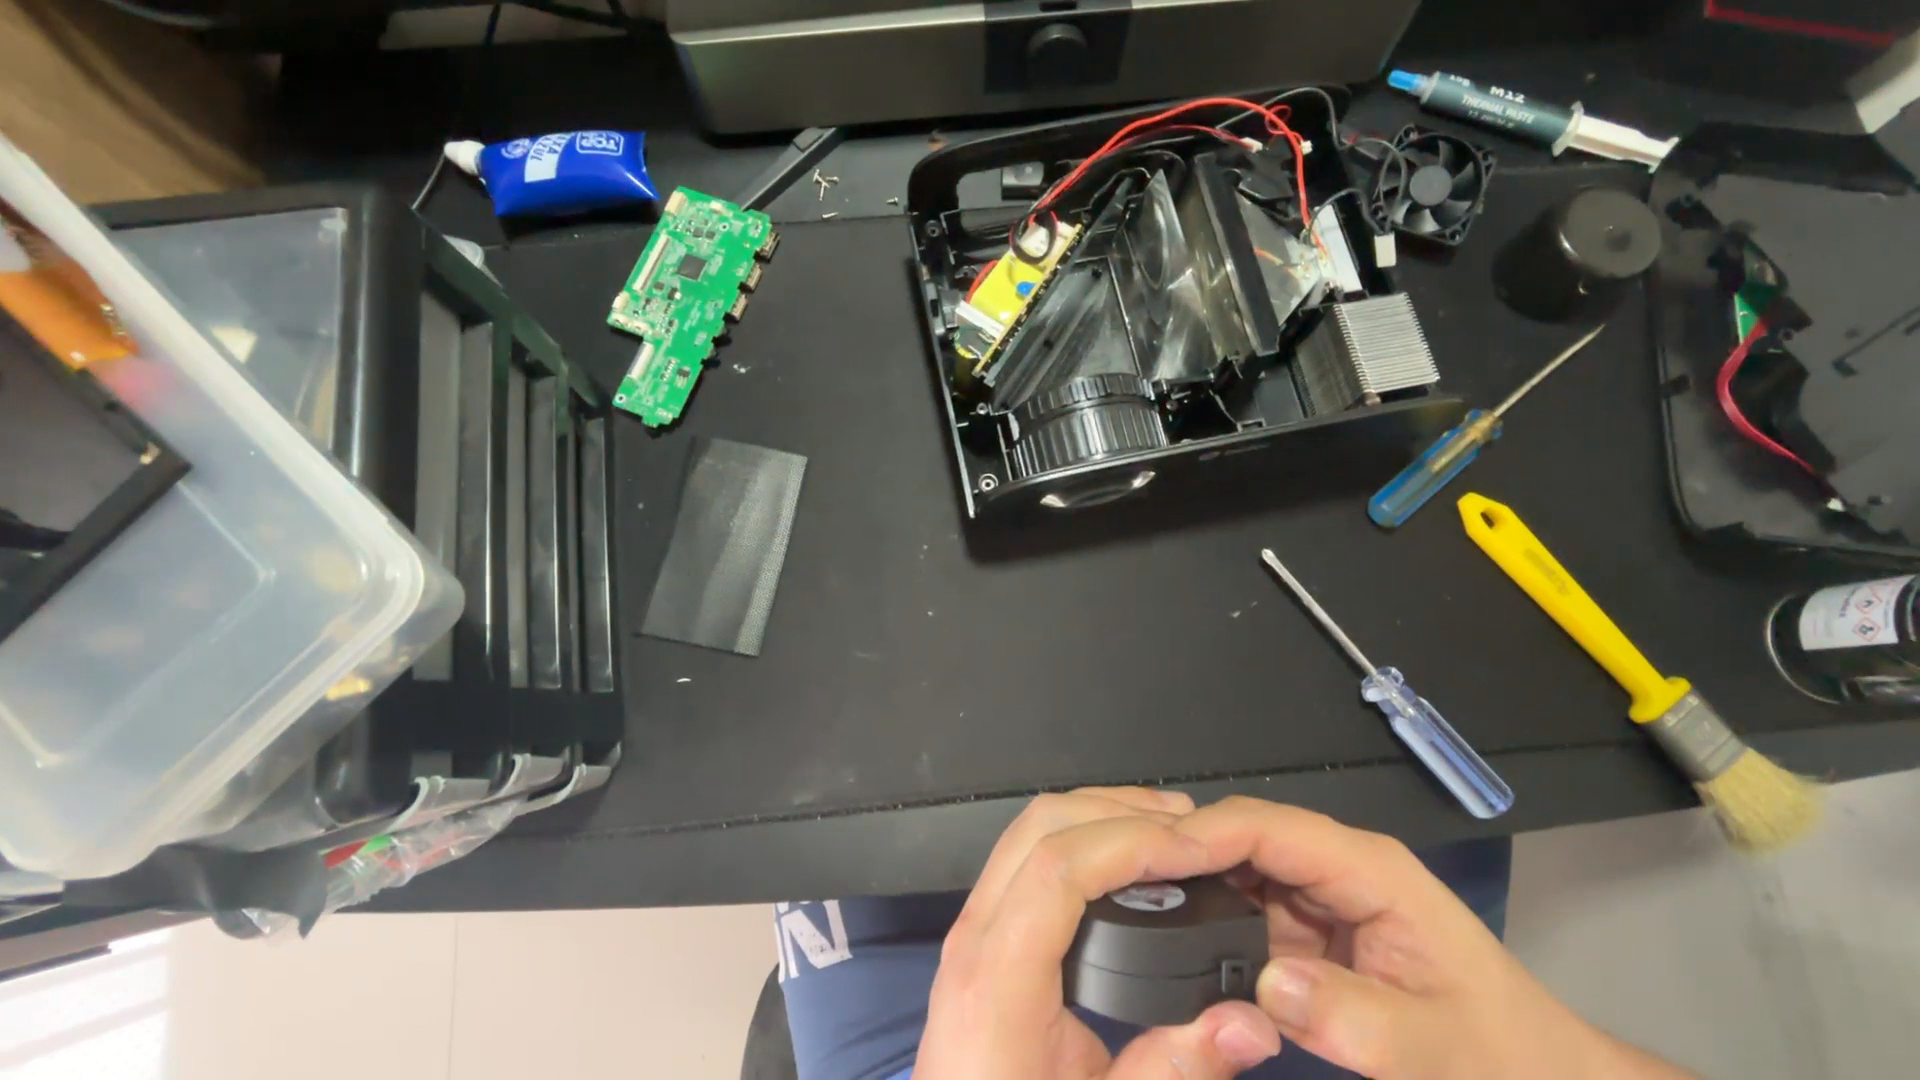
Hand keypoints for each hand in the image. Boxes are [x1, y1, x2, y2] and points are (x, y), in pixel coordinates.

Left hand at [917, 788, 1284, 1079]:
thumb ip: (1173, 1070)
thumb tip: (1251, 1022)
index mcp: (996, 981)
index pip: (1058, 868)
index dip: (1131, 842)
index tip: (1197, 849)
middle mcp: (975, 935)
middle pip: (1042, 827)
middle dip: (1121, 810)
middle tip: (1195, 828)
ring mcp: (971, 927)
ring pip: (1030, 829)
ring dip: (1101, 813)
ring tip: (1170, 831)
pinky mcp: (981, 931)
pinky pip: (1026, 853)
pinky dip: (1081, 834)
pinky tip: (1126, 857)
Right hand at [1173, 798, 1692, 1079]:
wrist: (1537, 1076)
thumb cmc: (1500, 1054)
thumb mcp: (1439, 1051)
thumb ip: (1355, 1020)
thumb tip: (1264, 984)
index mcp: (1366, 869)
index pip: (1268, 828)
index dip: (1202, 835)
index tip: (1142, 860)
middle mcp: (1333, 867)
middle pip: (1239, 836)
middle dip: (1177, 851)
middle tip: (1114, 882)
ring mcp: (1316, 894)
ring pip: (1232, 866)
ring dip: (1182, 880)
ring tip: (1123, 903)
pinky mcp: (1305, 925)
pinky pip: (1240, 906)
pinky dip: (1201, 914)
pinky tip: (1164, 932)